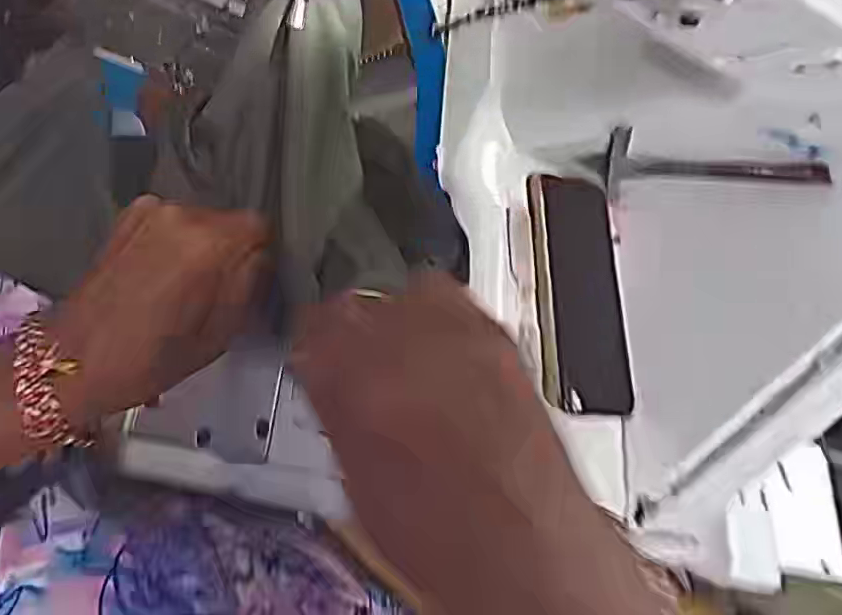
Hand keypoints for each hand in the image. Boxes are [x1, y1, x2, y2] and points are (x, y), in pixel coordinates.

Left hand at [50, 196, 267, 423]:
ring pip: (201, 219)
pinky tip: (161, 272)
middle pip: (229, 220)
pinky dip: (174, 239)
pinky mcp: (130, 214)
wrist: (73, 358)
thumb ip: (248, 286)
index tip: (255, 272)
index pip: (259, 225)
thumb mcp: (215, 336)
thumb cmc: (140, 360)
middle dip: (230, 250)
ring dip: (201, 244)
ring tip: (184, 285)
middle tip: (217, 288)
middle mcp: (179, 216)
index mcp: (206, 245)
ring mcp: (151, 211)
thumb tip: (261, 259)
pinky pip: (173, 220)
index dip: (262, 251)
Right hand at [293, 272, 669, 614]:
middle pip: (356, 303)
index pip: (314, 322)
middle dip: (351, 328)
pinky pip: (452, 299)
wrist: (529, 549)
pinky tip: (441, 347)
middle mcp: (404, 348)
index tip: (317, 341)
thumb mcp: (359, 480)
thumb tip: (325, 373)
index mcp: (357, 383)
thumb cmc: (447, 536)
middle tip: (356, 356)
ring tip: (403, 352)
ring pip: (402, 291)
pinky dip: (440, 315)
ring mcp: (453, 336)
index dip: (312, 334)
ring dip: (396, 318)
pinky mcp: (494, 336)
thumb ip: (336, 406)